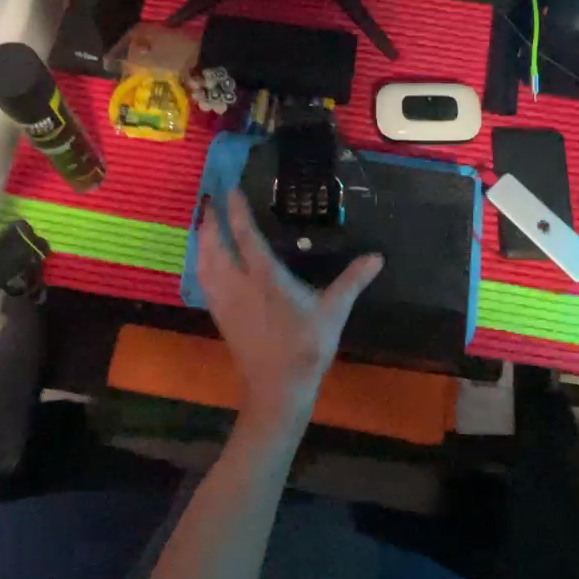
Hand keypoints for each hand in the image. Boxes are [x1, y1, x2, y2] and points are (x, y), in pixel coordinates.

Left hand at [197, 190, 383, 427]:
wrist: (277, 388)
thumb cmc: (306, 347)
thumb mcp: (333, 312)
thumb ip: (352, 280)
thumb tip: (377, 256)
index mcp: (265, 278)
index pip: (245, 235)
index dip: (237, 210)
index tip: (231, 189)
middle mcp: (239, 284)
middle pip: (214, 246)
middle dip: (210, 221)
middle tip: (209, 200)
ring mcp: (225, 301)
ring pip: (204, 263)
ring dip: (202, 240)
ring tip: (204, 225)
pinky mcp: (220, 316)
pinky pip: (204, 281)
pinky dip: (201, 263)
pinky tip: (205, 261)